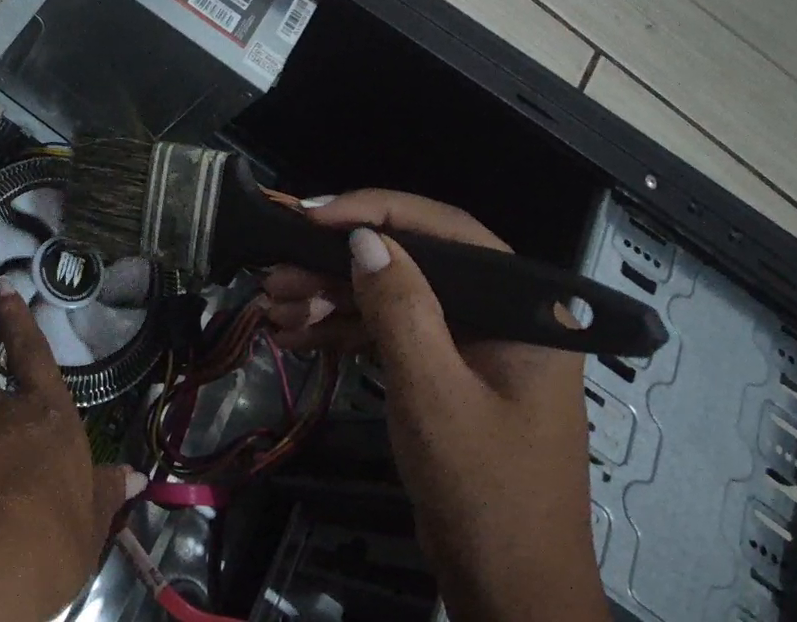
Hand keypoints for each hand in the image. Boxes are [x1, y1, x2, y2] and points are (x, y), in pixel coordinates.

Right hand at [261, 190, 609, 621]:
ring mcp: (470, 348)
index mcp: (523, 313)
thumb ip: (401, 309)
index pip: (449, 232)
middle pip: (412, 265)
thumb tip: (363, 238)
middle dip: (338, 266)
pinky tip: (294, 337)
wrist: (506, 586)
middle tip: (276, 274)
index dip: (377, 211)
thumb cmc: (483, 487)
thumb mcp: (434, 392)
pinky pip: (388, 336)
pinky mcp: (443, 375)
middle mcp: (500, 319)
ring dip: (329, 300)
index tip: (313, 216)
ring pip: (392, 299)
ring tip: (272, 308)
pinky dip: (341, 333)